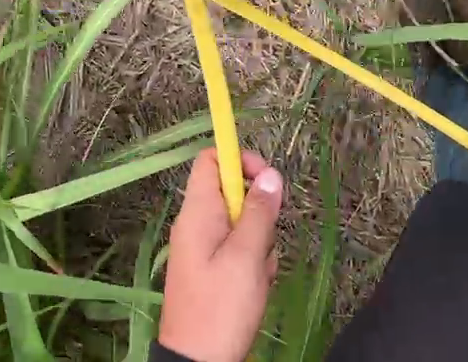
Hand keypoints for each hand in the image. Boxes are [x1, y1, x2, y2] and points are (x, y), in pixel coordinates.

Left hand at [159, 148, 283, 361]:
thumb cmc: (221, 307)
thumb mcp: (246, 256)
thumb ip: (260, 212)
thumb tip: (271, 174)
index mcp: (197, 213)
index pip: (210, 160)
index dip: (239, 160)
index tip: (265, 178)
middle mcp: (196, 225)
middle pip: (232, 192)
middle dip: (258, 210)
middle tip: (266, 237)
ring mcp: (203, 249)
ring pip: (240, 223)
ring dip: (259, 241)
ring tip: (259, 270)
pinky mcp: (211, 271)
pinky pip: (237, 249)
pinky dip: (252, 261)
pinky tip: (256, 285)